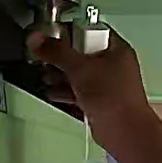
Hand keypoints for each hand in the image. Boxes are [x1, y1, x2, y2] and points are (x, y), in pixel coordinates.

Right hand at [28, 29, 156, 140]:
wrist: (124, 132)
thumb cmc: (113, 98)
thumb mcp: (80, 68)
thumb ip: (57, 52)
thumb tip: (37, 39)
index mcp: (116, 49)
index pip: (90, 30)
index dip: (70, 31)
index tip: (50, 36)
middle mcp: (113, 65)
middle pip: (82, 53)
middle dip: (60, 56)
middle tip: (44, 56)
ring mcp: (106, 84)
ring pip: (79, 73)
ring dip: (60, 75)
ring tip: (44, 75)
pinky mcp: (99, 102)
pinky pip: (79, 91)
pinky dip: (65, 91)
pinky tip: (51, 92)